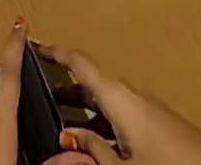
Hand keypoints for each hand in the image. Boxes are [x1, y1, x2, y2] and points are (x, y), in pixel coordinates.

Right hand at [42, 46, 200, 164]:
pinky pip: (126, 120)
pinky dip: (107, 128)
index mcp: (118, 97)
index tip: (35, 46)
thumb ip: (90, 153)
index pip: (79, 63)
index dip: (55, 53)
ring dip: (87, 116)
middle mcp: (133, 95)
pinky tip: (102, 150)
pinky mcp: (164, 128)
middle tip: (42, 100)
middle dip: (67, 94)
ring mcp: (151, 111)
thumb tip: (64, 140)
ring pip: (108, 106)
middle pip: (92, 86)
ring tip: (66, 132)